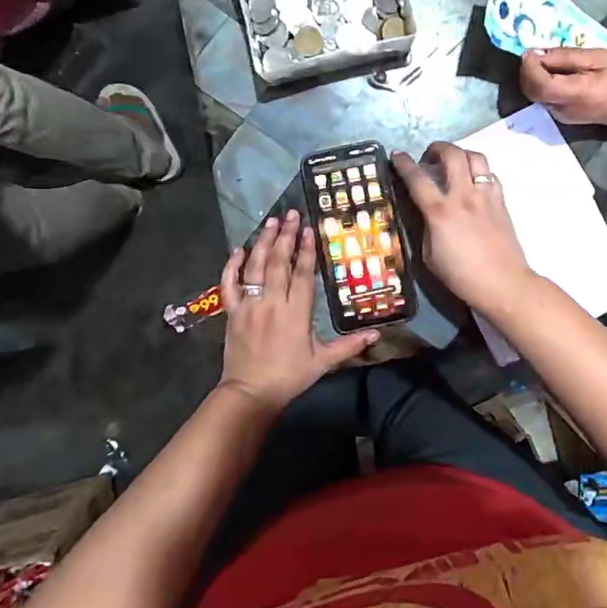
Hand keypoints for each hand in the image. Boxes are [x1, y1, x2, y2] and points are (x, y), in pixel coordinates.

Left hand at [218, 211, 377, 413]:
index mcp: (296, 313)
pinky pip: (229, 284)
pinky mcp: (232, 311)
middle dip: (285, 236)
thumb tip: (377, 333)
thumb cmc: (289, 376)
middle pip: (278, 262)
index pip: (302, 274)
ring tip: (270, 221)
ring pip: (255, 267)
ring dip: (262, 242)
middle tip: (290, 214)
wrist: (249, 393)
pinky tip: (239, 250)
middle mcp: (272, 302)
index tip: (308, 229)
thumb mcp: (323, 362)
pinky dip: (232, 266)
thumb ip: (349, 345)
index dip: (306, 250)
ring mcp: (249, 305)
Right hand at [391, 143, 535, 312]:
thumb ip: (426, 228)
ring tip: (453, 164)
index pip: (417, 178)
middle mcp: (464, 196)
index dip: (404, 163)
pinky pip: (490, 175)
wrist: (503, 283)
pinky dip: (478, 172)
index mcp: (440, 212)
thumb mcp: (429, 255)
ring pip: (476, 157)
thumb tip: (426, 214)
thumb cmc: (461, 275)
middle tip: (429, 157)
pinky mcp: (501, 202)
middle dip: (437, 148)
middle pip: (452, 155)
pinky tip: (473, 184)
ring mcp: (485, 196)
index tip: (397, 155)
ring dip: (461, 154)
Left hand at [519, 48, 606, 146]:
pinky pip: (543, 97)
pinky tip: (557, 72)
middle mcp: (561, 109)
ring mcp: (559, 116)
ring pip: (534, 94)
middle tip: (538, 52)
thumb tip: (535, 54)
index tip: (531, 49)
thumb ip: (565, 57)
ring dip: (535, 75)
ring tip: (551, 60)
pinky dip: (543, 82)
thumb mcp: (598, 58)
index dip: (529, 66)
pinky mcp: (561, 116)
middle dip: (528, 70)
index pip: (537, 83)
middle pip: (530, 90)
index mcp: (573, 94)